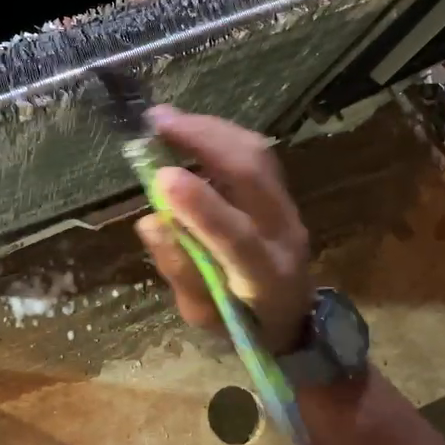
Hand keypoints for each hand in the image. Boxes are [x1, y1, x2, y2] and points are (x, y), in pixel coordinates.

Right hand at [134, 107, 313, 355]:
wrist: (292, 319)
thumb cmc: (241, 324)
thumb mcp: (203, 315)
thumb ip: (181, 270)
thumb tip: (151, 221)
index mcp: (264, 277)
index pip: (237, 237)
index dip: (201, 205)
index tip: (161, 175)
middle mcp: (284, 235)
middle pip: (254, 176)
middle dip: (205, 141)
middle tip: (156, 123)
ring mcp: (288, 209)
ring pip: (257, 155)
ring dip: (210, 130)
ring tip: (166, 119)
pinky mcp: (283, 193)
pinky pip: (256, 153)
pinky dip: (220, 135)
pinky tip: (189, 129)